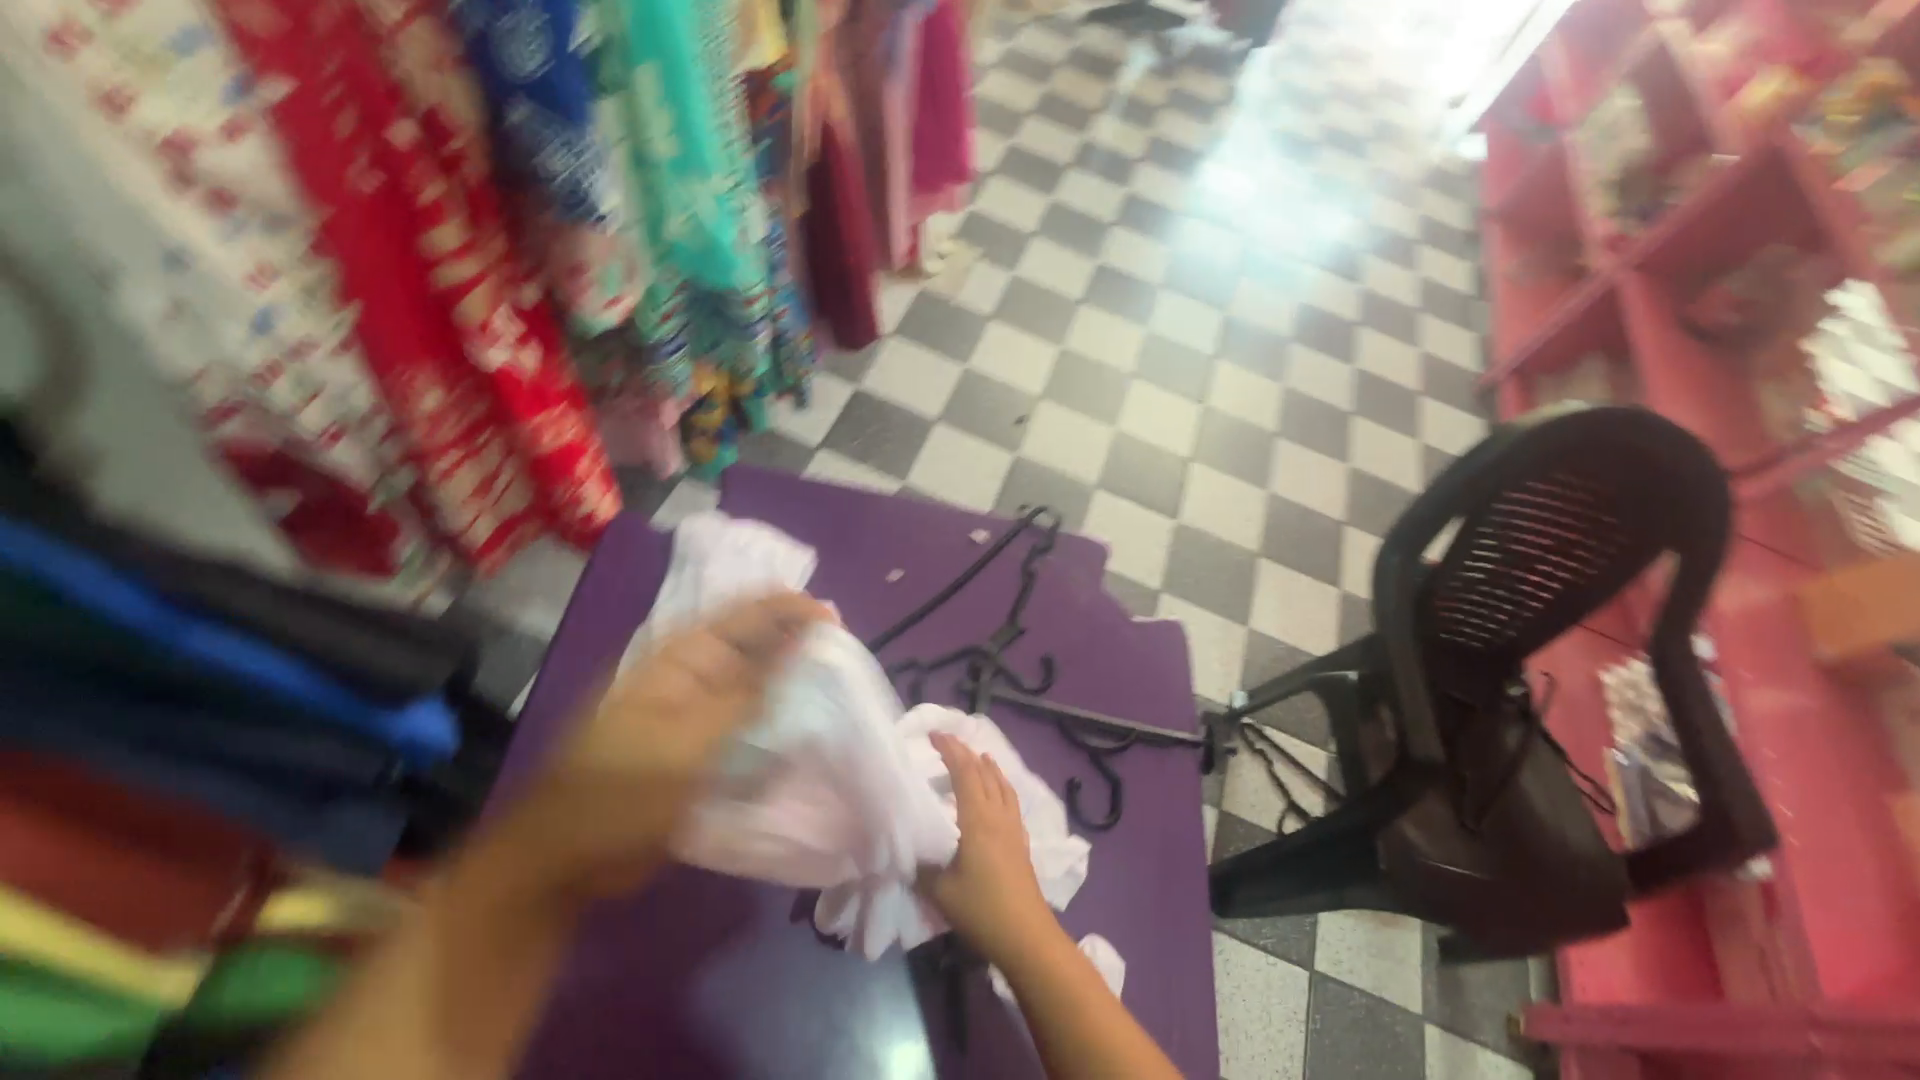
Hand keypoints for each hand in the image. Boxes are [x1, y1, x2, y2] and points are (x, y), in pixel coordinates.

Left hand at [497, 591, 830, 903]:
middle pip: (756, 648)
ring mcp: (700, 716)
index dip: (789, 610)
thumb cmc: (622, 791)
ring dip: (794, 691)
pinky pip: (753, 729)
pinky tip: (811, 735)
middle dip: (799, 650)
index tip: (836, 621)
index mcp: (682, 659)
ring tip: (840, 695)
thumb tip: (803, 643)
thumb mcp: (690, 739)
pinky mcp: (706, 752)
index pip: (743, 614)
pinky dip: (780, 728)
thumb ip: (750, 693)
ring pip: (759, 690)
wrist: (570, 860)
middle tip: (847, 662)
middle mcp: (694, 678)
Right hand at [918, 732, 1065, 965]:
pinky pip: (1010, 802)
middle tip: (948, 742)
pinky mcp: (1022, 845)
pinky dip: (1001, 787)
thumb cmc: (982, 910)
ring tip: (980, 758)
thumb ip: (921, 866)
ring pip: (1003, 786)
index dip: (950, 750)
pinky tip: (997, 797)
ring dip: (989, 768)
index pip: (964, 772)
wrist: (1027, 937)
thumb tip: (907, 850)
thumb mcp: (940, 890)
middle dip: (966, 753)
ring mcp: (1014, 830)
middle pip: (984, 774)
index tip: (934, 735)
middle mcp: (998, 817)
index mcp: (977, 819)